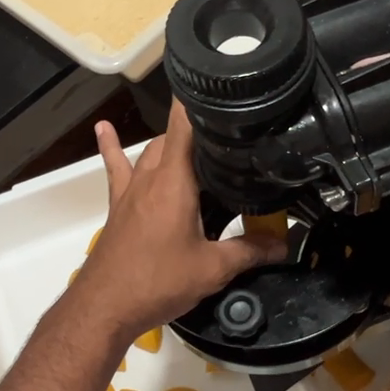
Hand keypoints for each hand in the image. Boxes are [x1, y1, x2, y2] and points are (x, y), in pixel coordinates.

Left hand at [72, 99, 287, 339]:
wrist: (105, 306)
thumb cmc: (158, 282)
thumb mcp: (213, 269)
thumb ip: (250, 252)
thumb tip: (285, 245)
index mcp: (175, 181)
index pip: (187, 126)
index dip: (202, 101)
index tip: (220, 83)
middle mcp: (150, 176)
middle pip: (173, 138)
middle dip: (199, 133)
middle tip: (228, 138)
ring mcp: (131, 190)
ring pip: (151, 151)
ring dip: (171, 144)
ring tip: (196, 143)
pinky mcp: (119, 206)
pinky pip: (118, 169)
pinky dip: (114, 149)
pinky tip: (104, 129)